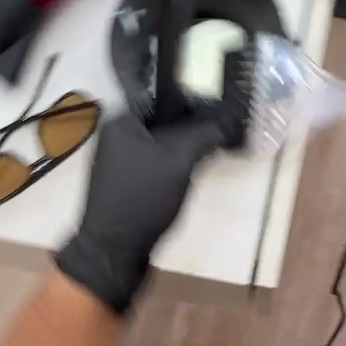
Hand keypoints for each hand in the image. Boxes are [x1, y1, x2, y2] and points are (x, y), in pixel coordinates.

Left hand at [56, 113, 222, 314]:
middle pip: (164, 119)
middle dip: (193, 124)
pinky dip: (173, 164)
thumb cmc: (143, 200)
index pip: (165, 95)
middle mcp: (115, 134)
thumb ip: (205, 134)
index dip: (196, 98)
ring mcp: (117, 160)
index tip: (224, 104)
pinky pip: (155, 163)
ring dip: (185, 146)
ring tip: (214, 146)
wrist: (113, 251)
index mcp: (121, 119)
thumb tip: (233, 117)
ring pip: (161, 143)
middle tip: (223, 128)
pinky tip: (192, 171)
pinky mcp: (124, 183)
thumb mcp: (179, 162)